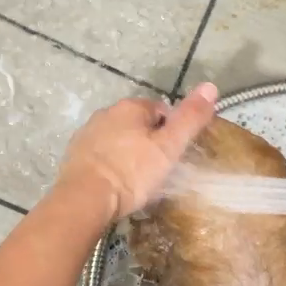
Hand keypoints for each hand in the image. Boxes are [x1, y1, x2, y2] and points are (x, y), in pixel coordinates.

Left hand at [57, 83, 216, 219]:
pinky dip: (110, 164)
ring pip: (117, 138)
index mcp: (130, 107)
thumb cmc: (132, 173)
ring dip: (127, 152)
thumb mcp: (169, 147)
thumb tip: (211, 86)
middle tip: (157, 169)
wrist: (85, 199)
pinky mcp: (74, 155)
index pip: (161, 110)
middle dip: (148, 141)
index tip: (174, 155)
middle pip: (137, 123)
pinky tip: (115, 183)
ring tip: (136, 179)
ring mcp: (87, 133)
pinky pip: (100, 155)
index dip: (172, 131)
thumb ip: (190, 118)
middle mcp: (106, 113)